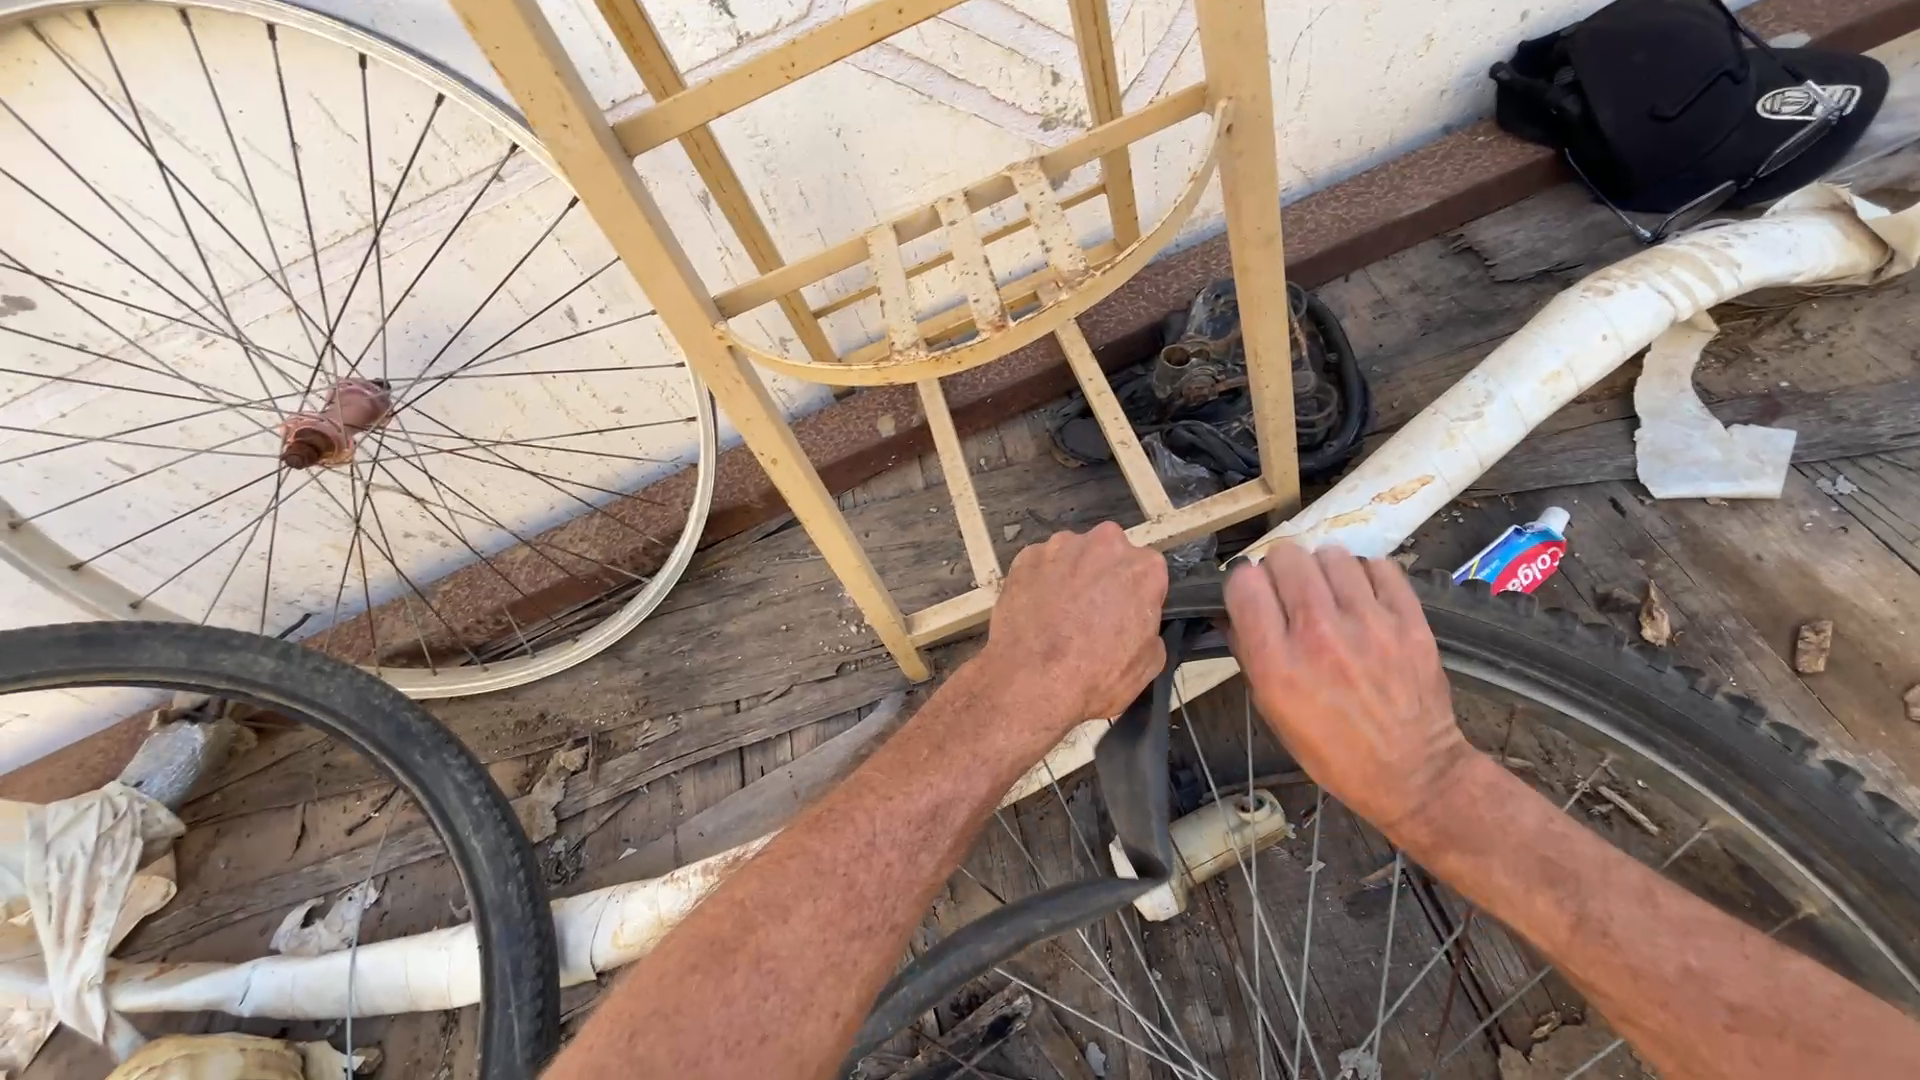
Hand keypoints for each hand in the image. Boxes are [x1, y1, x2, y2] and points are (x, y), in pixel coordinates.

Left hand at [982, 522, 1168, 727]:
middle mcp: (1105, 545)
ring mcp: (1061, 547)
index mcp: (1144, 568)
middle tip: (1090, 610)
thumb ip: (1149, 624)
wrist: (1032, 683)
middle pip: (1109, 553)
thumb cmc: (1096, 676)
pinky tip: (1035, 610)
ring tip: (1058, 613)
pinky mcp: (1027, 557)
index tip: (1123, 612)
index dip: (1134, 593)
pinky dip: (1039, 581)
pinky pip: (1040, 564)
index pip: (1146, 570)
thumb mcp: (1149, 662)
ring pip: (1072, 555)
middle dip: (1102, 575)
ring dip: (1069, 575)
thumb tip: (1138, 619)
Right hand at [1224, 542, 1470, 838]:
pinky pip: (1379, 566)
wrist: (1411, 773)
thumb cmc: (1330, 748)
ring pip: (1330, 554)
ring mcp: (1368, 623)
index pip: (1244, 583)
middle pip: (1285, 557)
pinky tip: (1362, 596)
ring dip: (1322, 570)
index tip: (1251, 596)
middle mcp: (1319, 635)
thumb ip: (1248, 653)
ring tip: (1328, 593)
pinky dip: (1365, 575)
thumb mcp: (1270, 708)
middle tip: (1289, 593)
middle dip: (1280, 570)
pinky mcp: (1408, 620)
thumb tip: (1231, 611)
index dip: (1243, 584)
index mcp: (1277, 663)